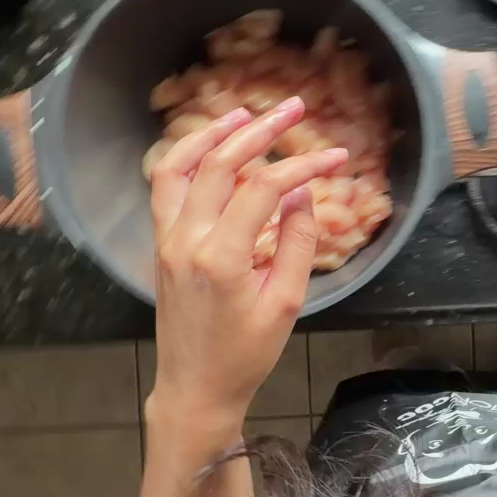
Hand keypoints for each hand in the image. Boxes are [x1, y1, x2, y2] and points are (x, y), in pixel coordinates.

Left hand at [146, 97, 346, 440]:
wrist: (196, 387)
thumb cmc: (246, 353)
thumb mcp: (286, 302)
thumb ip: (296, 241)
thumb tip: (301, 193)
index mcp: (221, 257)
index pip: (263, 189)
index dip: (303, 166)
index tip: (336, 158)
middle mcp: (186, 239)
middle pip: (220, 164)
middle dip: (261, 131)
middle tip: (294, 109)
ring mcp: (167, 239)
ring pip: (180, 167)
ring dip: (212, 135)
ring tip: (245, 114)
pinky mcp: (161, 244)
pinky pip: (167, 188)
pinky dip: (188, 159)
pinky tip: (213, 150)